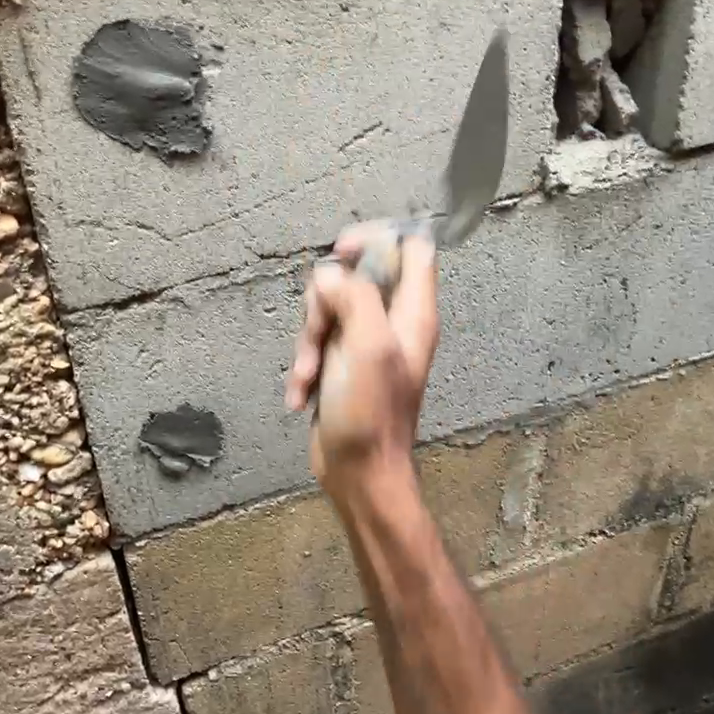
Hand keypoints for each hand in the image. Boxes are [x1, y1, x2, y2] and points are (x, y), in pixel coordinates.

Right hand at [285, 230, 438, 487]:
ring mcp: (364, 345)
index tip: (342, 252)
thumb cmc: (370, 415)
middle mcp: (392, 324)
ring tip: (306, 378)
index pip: (412, 248)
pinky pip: (315, 346)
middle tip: (319, 334)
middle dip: (323, 303)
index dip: (378, 238)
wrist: (358, 474)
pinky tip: (300, 396)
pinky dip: (303, 368)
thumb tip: (328, 276)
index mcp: (412, 313)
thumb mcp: (367, 346)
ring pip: (327, 312)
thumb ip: (353, 297)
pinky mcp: (341, 366)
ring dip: (306, 342)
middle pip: (354, 278)